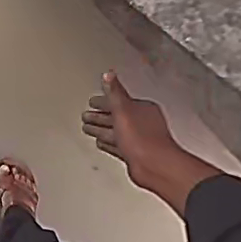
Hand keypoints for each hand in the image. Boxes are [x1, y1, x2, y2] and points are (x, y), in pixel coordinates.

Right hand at [82, 70, 222, 211]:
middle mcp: (142, 122)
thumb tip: (109, 75)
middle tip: (87, 114)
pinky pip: (117, 145)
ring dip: (102, 129)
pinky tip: (102, 143)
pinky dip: (108, 143)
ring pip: (115, 131)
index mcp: (142, 108)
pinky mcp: (134, 153)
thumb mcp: (123, 110)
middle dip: (100, 115)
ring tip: (89, 127)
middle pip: (116, 116)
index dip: (103, 101)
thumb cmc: (144, 139)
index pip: (119, 101)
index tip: (92, 101)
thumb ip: (115, 92)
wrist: (153, 166)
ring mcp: (138, 139)